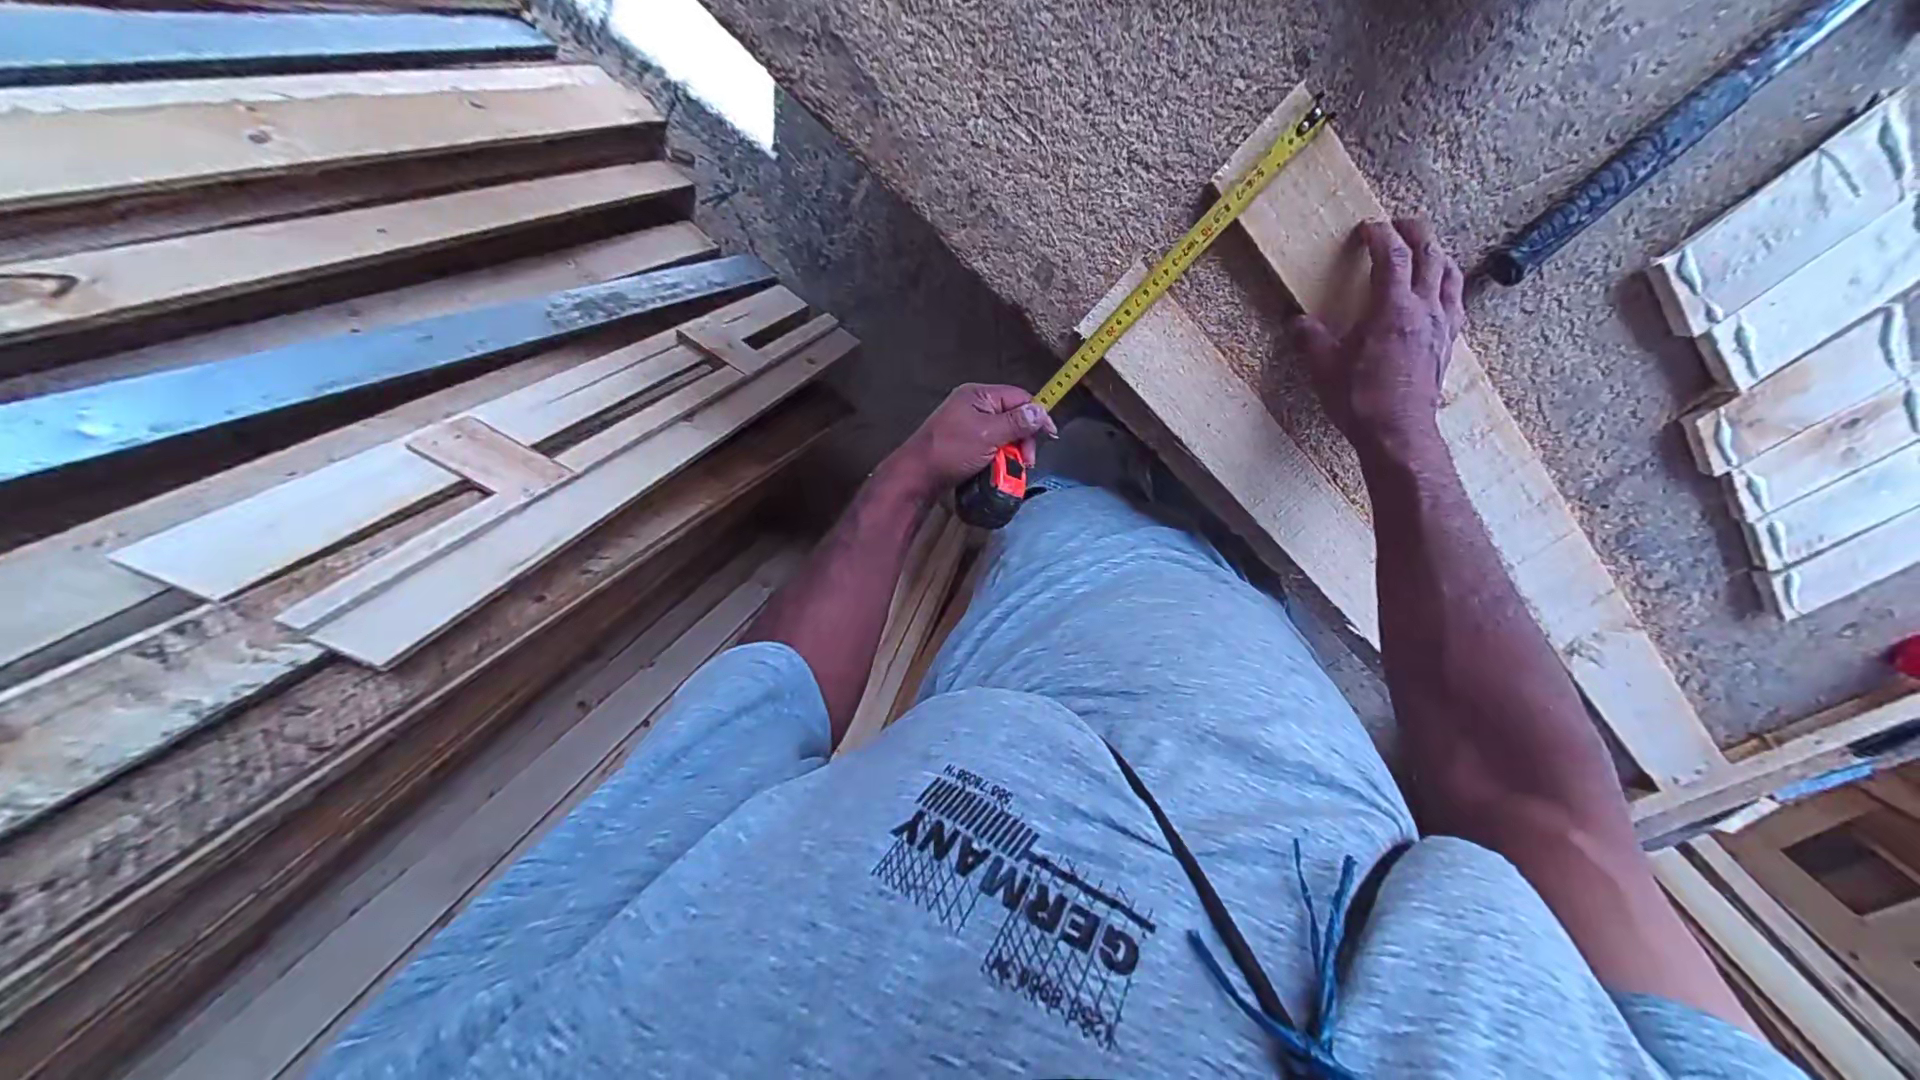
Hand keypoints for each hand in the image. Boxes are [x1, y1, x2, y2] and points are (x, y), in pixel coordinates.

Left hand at [882, 383, 1057, 501]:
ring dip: (1012, 452)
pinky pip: (991, 446)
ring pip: (1004, 435)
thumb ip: (1017, 423)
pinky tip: (999, 469)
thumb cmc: (950, 451)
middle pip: (1013, 417)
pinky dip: (999, 457)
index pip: (1019, 397)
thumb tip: (1040, 411)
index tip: (1049, 435)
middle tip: (1026, 460)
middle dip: (1023, 439)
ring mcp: (969, 425)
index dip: (1036, 415)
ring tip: (1013, 468)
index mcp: (979, 395)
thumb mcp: (988, 435)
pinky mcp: (965, 443)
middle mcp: (974, 406)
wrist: (917, 476)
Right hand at [1292, 218, 1465, 461]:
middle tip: (1398, 225)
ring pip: (1449, 272)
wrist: (1397, 431)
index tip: (1367, 228)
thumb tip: (1297, 322)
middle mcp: (1424, 309)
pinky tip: (1438, 290)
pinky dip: (1446, 283)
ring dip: (1436, 253)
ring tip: (1423, 249)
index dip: (1380, 236)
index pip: (1392, 256)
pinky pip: (1455, 300)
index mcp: (1392, 309)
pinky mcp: (1447, 342)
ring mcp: (1441, 325)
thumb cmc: (1361, 400)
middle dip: (1414, 233)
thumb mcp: (1323, 368)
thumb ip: (1310, 339)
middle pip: (1430, 253)